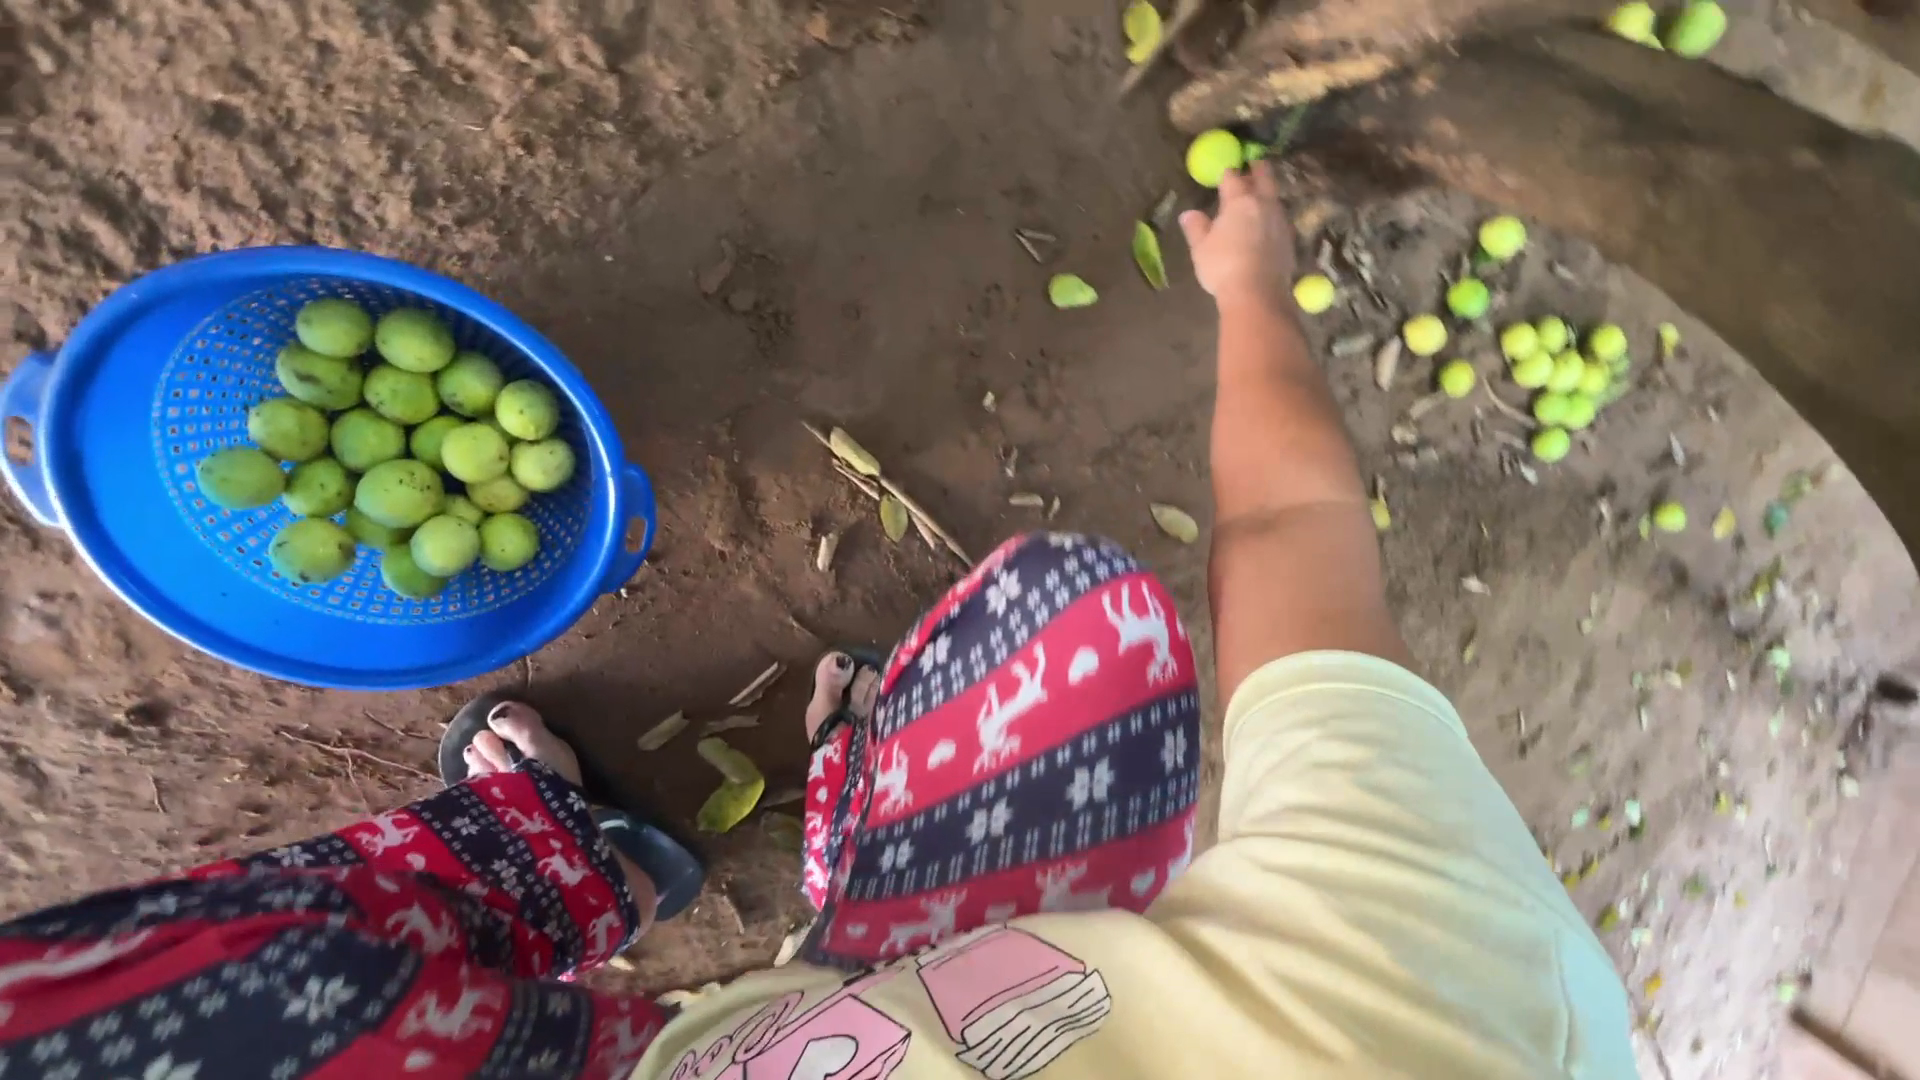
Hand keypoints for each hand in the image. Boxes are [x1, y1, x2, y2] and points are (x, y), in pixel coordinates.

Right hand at [1178, 161, 1297, 311]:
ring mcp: (1280, 221)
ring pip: (1275, 198)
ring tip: (1262, 195)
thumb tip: (1188, 214)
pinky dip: (1273, 217)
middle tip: (1255, 163)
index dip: (1227, 173)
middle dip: (1258, 169)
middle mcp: (1263, 204)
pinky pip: (1280, 220)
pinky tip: (1268, 225)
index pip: (1232, 178)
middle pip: (1264, 178)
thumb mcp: (1201, 249)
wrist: (1257, 292)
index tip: (1225, 171)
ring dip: (1268, 194)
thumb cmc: (1223, 266)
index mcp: (1239, 201)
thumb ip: (1196, 228)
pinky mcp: (1289, 239)